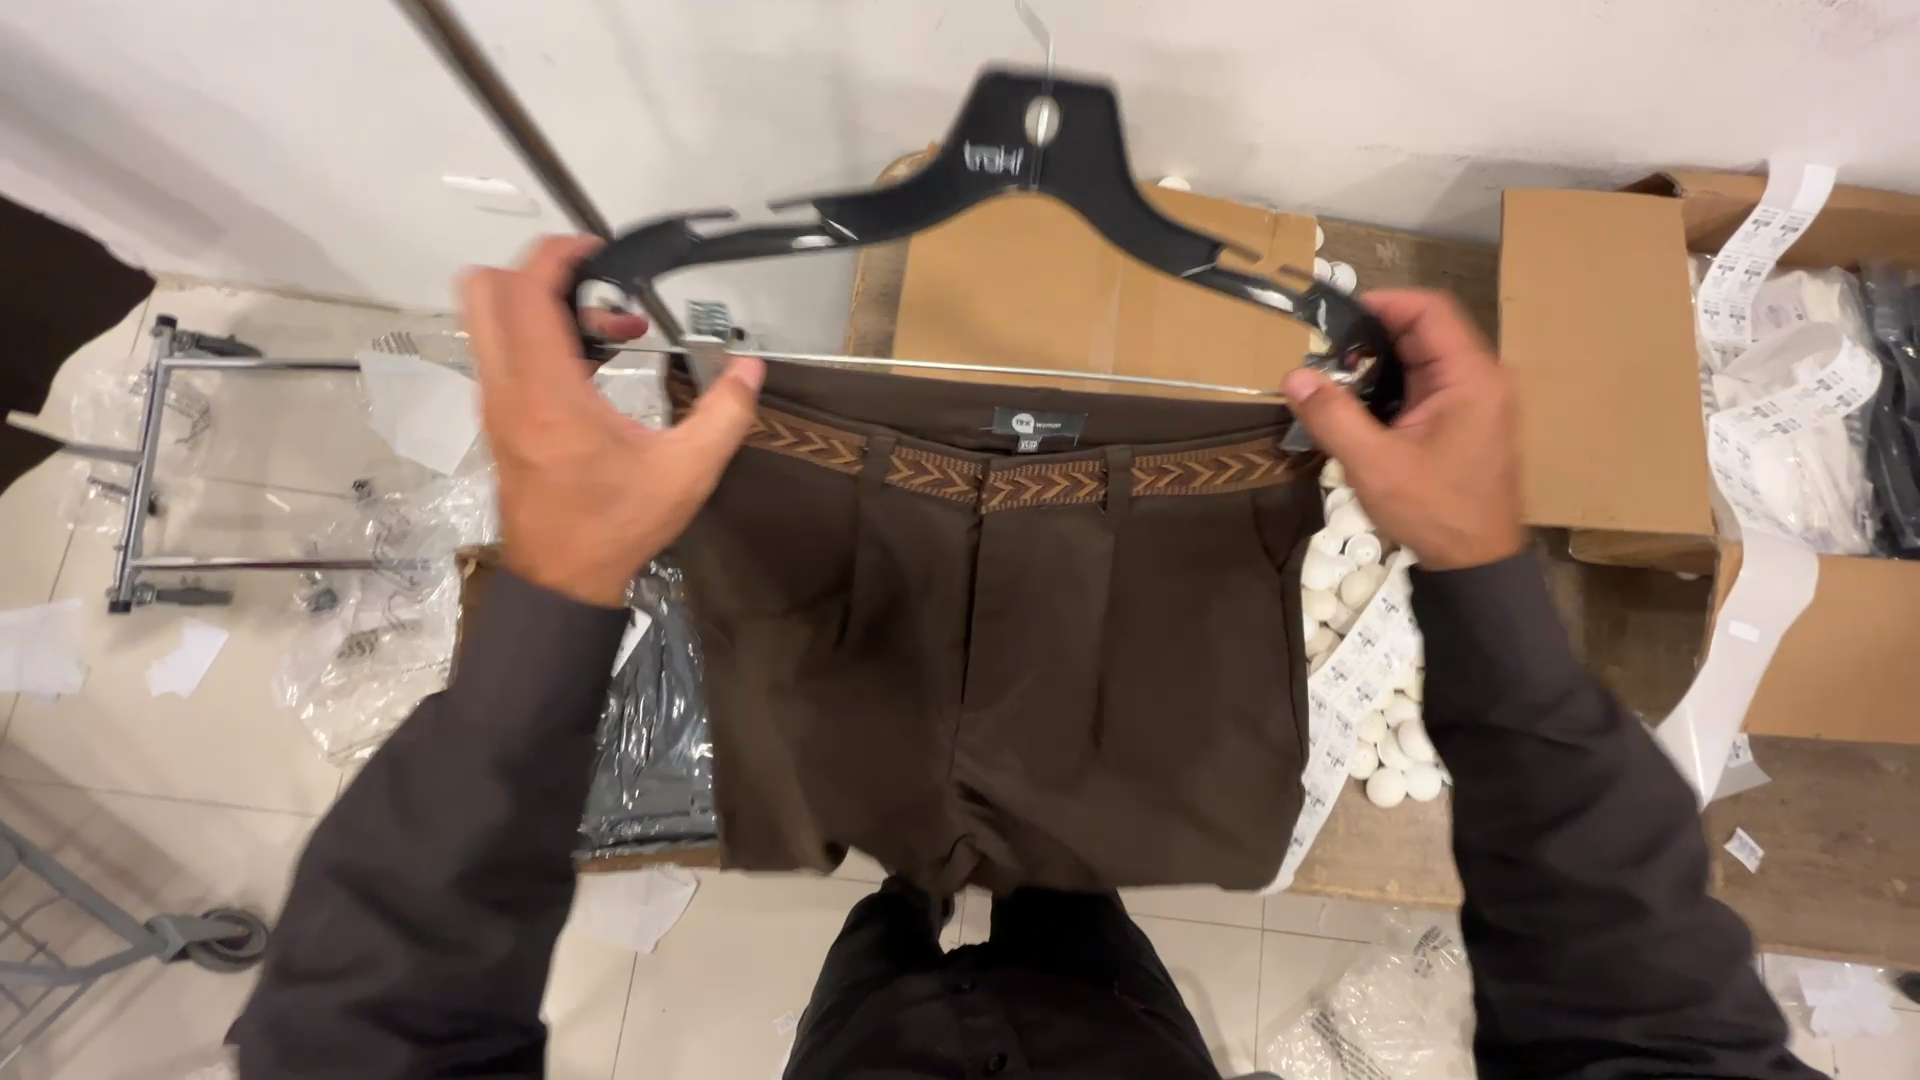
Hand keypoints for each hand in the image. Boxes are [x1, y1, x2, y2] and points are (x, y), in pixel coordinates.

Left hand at [460, 236, 764, 607]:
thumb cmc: (620, 524)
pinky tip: (596, 367)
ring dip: (542, 307)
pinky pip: (503, 352)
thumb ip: (725, 416)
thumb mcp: (688, 472)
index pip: (525, 293)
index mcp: (548, 395)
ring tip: (611, 331)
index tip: (600, 252)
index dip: (557, 256)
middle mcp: (507, 389)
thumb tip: (750, 370)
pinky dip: (539, 337)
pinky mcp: (500, 419)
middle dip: (540, 273)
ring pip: (489, 320)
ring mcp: (495, 404)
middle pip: (486, 291)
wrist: (565, 576)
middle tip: (601, 289)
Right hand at [1282, 289, 1521, 570]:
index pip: (1430, 312)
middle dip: (1373, 336)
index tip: (1336, 313)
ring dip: (1379, 363)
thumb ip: (1333, 417)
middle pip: (1426, 333)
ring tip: (1334, 378)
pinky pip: (1426, 386)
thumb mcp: (1373, 464)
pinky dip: (1391, 387)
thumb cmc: (1432, 509)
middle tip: (1325, 353)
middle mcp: (1482, 378)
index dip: (1383, 302)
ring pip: (1424, 360)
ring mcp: (1477, 401)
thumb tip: (1294, 377)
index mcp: (1471, 377)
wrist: (1474, 560)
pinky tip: (1359, 406)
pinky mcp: (1466, 421)